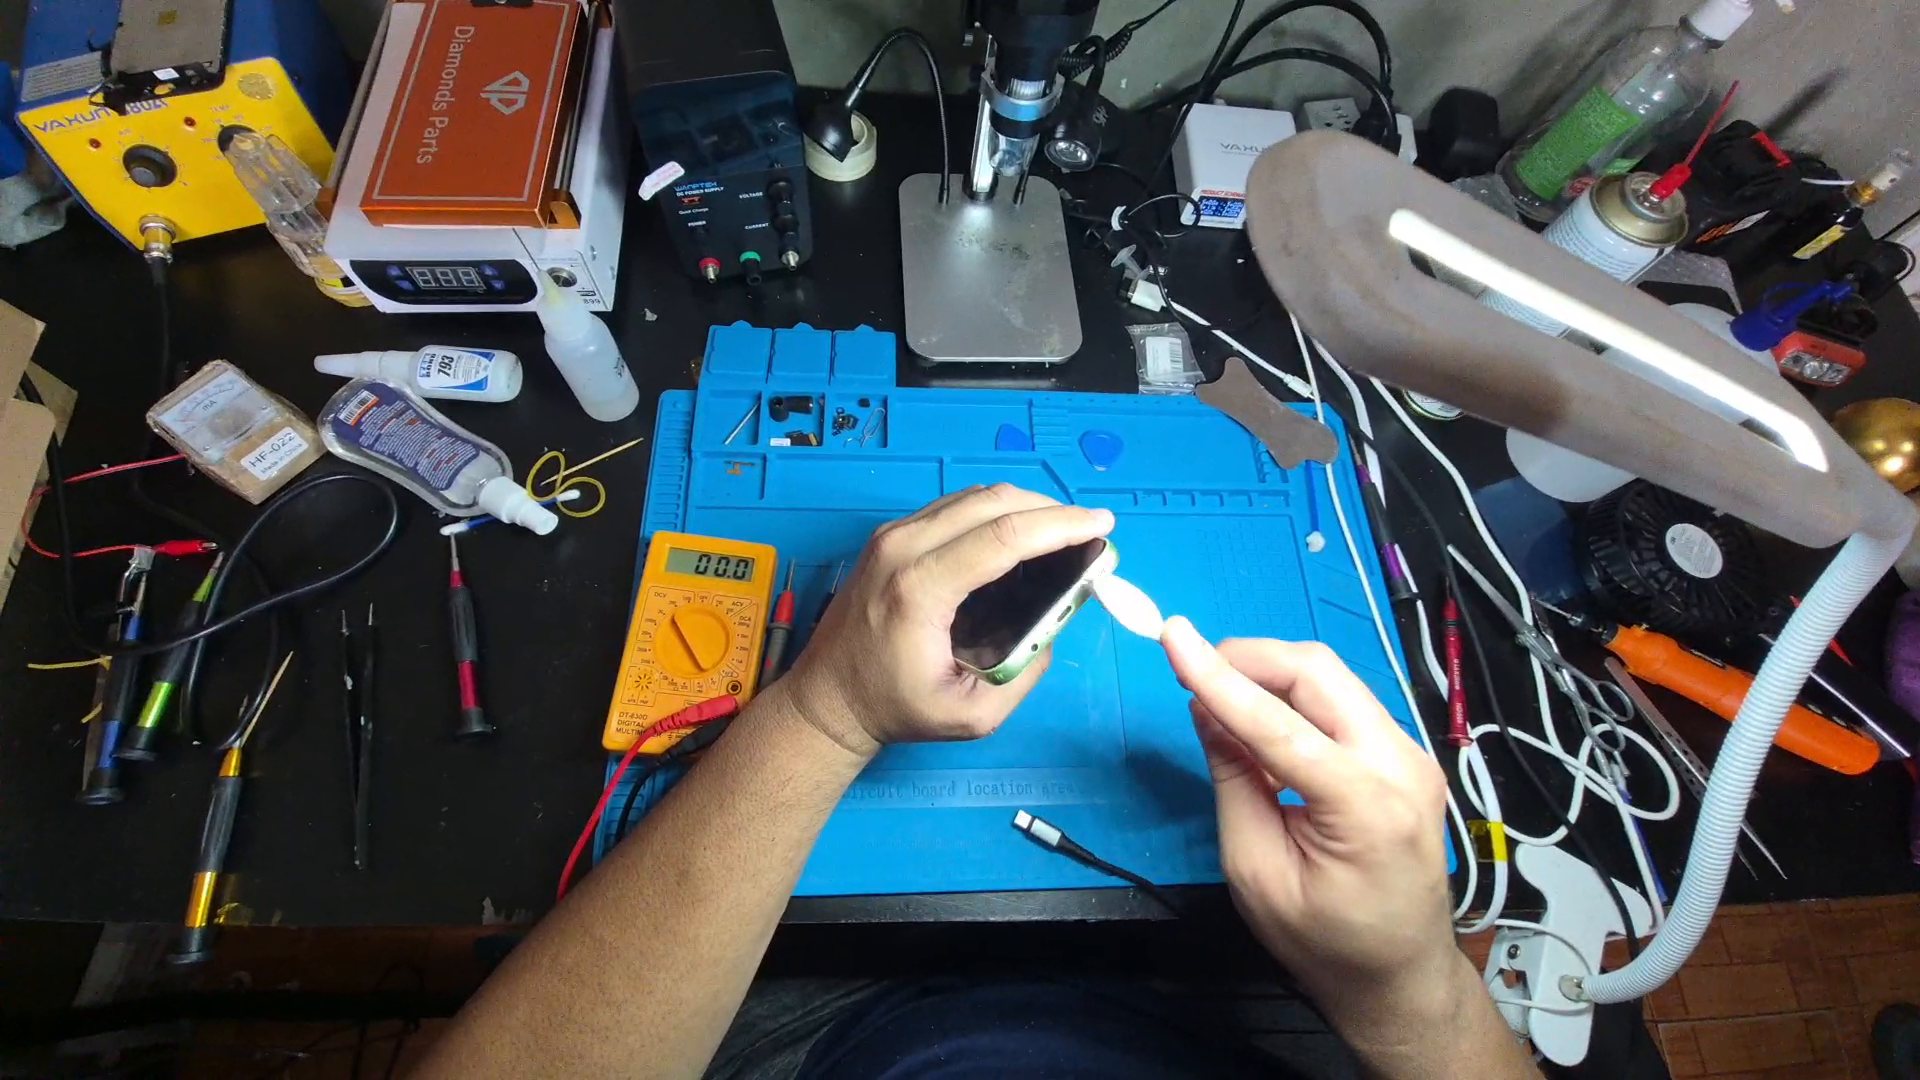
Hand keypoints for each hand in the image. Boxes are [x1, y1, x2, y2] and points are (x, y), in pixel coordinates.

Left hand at [778, 485, 1113, 759]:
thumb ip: (1025, 673)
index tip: (1102, 525)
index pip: (1004, 536)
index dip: (1061, 526)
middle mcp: (902, 547)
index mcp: (920, 589)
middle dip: (1051, 509)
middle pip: (992, 502)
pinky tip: (1016, 535)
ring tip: (1059, 531)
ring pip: (972, 496)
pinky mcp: (889, 535)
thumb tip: (1055, 622)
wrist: (827, 698)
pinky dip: (993, 511)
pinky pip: (952, 506)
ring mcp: (891, 535)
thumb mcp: (972, 715)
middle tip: (1088, 529)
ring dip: (1023, 506)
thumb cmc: (895, 708)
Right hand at [1161, 619, 1458, 1016]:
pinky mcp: (1400, 751)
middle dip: (1244, 658)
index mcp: (1367, 810)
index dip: (1216, 676)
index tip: (1171, 635)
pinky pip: (1336, 696)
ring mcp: (1408, 753)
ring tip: (1217, 691)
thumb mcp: (1255, 869)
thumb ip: (1233, 779)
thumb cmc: (1325, 941)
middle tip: (1190, 670)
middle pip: (1315, 671)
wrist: (1402, 977)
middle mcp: (1400, 766)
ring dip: (1264, 670)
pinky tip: (1256, 715)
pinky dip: (1286, 692)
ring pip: (1327, 674)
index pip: (1277, 724)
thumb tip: (1207, 708)